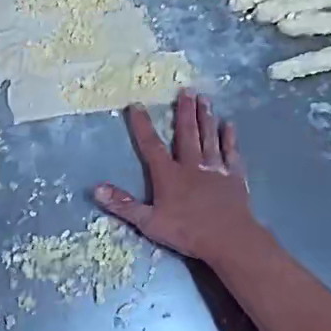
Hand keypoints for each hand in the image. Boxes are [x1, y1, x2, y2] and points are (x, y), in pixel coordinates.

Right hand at [94, 89, 274, 265]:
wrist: (230, 240)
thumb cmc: (187, 232)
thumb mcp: (149, 222)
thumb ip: (123, 205)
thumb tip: (96, 188)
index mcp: (168, 174)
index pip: (151, 145)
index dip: (142, 125)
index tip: (137, 105)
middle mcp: (191, 166)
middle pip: (187, 134)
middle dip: (185, 112)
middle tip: (186, 90)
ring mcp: (215, 170)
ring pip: (209, 138)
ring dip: (206, 118)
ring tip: (205, 99)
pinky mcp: (234, 178)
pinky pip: (231, 154)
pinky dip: (230, 139)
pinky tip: (230, 125)